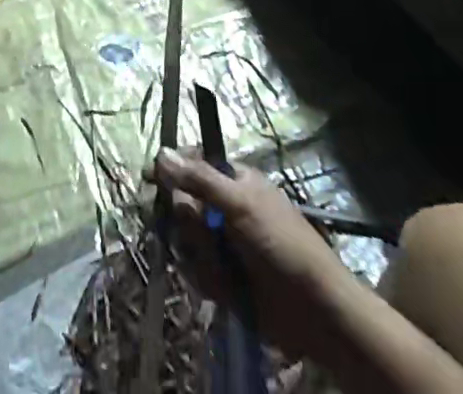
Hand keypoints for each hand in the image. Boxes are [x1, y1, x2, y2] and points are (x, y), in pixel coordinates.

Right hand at [154, 147, 362, 359]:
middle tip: (204, 236)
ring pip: (184, 239)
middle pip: (180, 204)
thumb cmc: (281, 243)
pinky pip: (193, 269)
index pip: (190, 165)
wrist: (312, 309)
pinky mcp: (219, 274)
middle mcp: (223, 207)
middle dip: (188, 224)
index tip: (150, 180)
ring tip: (223, 268)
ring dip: (199, 255)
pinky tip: (225, 287)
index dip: (170, 172)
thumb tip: (161, 152)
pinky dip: (206, 278)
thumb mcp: (240, 203)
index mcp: (233, 180)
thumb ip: (199, 179)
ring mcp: (221, 242)